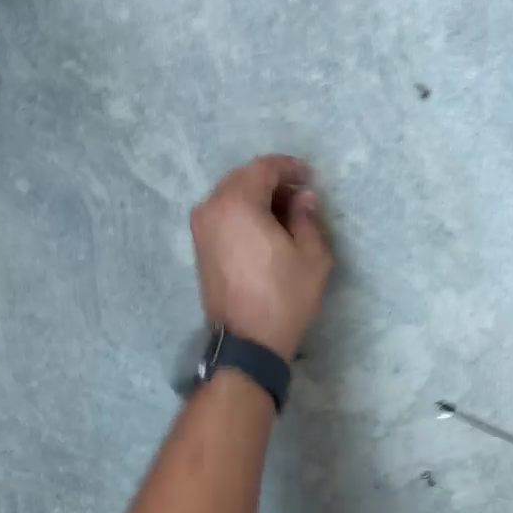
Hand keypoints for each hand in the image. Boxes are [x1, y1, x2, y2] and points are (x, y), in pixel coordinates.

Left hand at [190, 155, 331, 359]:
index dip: (290, 168)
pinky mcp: (200, 250)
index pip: (264, 168)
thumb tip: (303, 198)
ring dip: (257, 200)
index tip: (310, 178)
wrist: (248, 344)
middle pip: (243, 179)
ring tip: (284, 216)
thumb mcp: (312, 257)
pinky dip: (243, 217)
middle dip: (272, 183)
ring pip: (231, 198)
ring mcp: (201, 230)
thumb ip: (308, 218)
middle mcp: (211, 208)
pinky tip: (264, 232)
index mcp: (238, 203)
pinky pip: (223, 218)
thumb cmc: (284, 299)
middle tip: (299, 197)